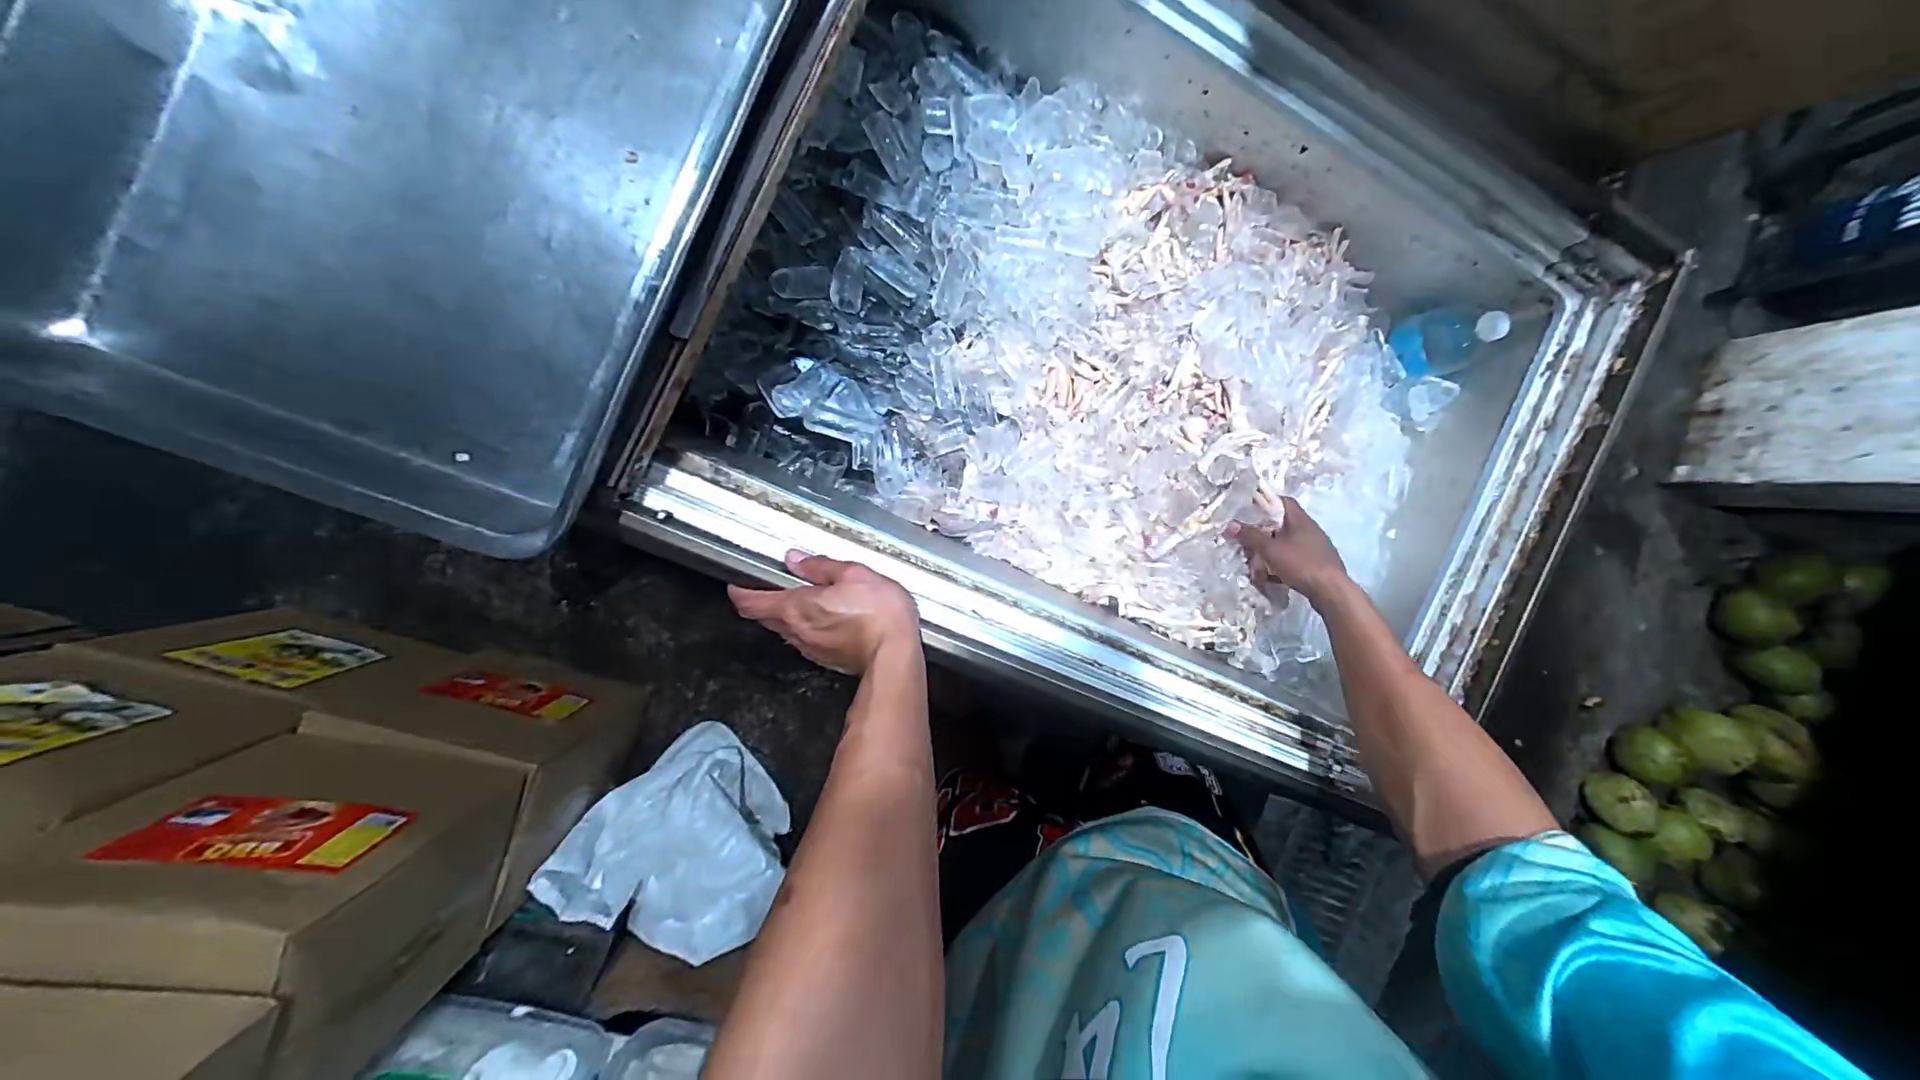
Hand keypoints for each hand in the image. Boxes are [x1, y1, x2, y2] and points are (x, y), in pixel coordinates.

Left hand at [728, 551, 920, 674]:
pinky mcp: (826, 658)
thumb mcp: (854, 574)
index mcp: (796, 607)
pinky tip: (826, 618)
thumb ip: (821, 566)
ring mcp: (811, 648)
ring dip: (786, 615)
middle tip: (771, 586)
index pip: (751, 603)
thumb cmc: (879, 614)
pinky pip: (806, 639)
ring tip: (803, 599)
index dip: (739, 592)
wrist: (895, 655)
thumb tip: (796, 560)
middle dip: (762, 602)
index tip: (736, 585)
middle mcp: (797, 631)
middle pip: (764, 617)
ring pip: (785, 629)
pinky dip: (807, 627)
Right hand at [1226, 497, 1349, 606]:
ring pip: (1287, 542)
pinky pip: (1294, 557)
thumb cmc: (1300, 564)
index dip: (1265, 502)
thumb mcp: (1270, 549)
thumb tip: (1231, 525)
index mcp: (1300, 520)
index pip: (1283, 501)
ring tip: (1257, 559)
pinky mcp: (1317, 562)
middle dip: (1263, 531)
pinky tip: (1272, 575)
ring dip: (1271, 549)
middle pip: (1282, 523)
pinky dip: (1281, 562)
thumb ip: (1250, 536)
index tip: (1249, 510)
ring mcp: (1315, 546)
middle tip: (1248, 539)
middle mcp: (1310, 529)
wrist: (1331, 590)